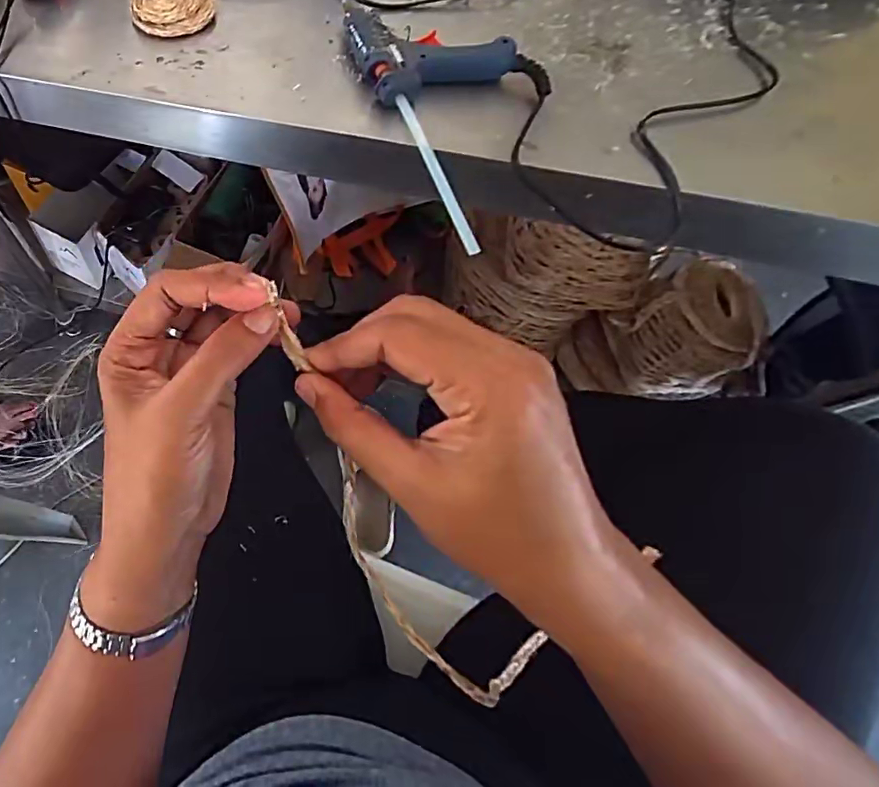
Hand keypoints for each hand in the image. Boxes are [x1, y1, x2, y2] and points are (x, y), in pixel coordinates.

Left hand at [88, 264, 296, 627]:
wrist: (165, 537)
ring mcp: (188, 367)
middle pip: (195, 299)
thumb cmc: (151, 478)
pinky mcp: (216, 386)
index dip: (209, 284)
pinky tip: (280, 330)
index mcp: (129, 348)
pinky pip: (238, 347)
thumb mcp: (180, 412)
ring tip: (286, 310)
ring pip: (220, 320)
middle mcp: (156, 349)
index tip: (253, 291)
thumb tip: (265, 312)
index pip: (166, 292)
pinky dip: (259, 336)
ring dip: (251, 311)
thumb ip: (221, 358)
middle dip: (232, 291)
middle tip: (272, 296)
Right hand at [294, 296, 636, 639]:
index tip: (308, 369)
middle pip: (413, 314)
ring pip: (430, 321)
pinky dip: (411, 354)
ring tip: (351, 384)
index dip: (343, 346)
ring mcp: (518, 359)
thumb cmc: (498, 536)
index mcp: (489, 382)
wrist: (570, 564)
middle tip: (325, 377)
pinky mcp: (516, 370)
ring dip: (383, 344)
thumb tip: (309, 387)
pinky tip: (388, 382)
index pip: (398, 333)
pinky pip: (451, 341)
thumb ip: (352, 427)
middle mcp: (509, 356)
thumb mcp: (412, 485)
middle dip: (360, 339)